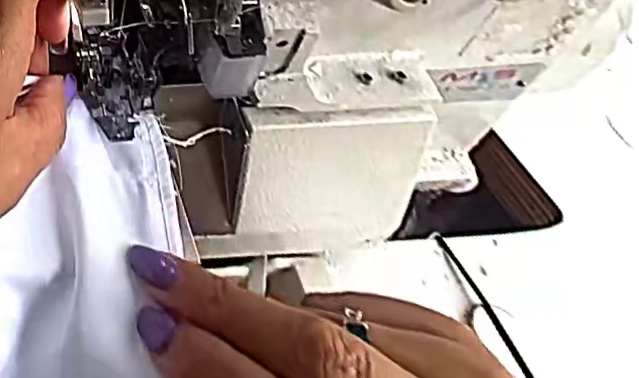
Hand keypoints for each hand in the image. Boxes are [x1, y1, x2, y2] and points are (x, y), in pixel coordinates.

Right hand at [127, 245, 514, 377]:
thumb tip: (195, 362)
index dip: (213, 359)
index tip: (157, 326)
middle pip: (316, 343)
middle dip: (222, 306)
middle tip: (160, 276)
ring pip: (348, 316)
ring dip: (271, 308)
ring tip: (215, 300)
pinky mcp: (480, 354)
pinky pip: (386, 306)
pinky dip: (335, 307)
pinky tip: (308, 313)